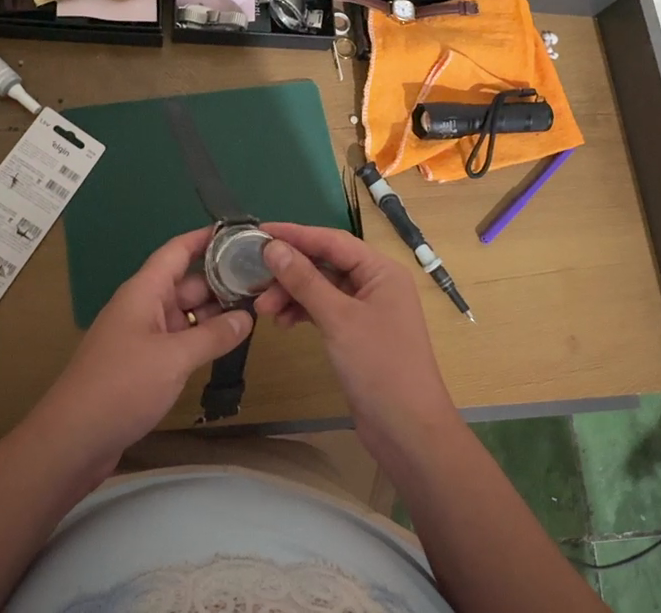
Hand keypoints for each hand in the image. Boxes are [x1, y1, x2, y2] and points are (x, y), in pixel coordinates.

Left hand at [29, 226, 253, 472]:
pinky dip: (200, 340)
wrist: (72, 441)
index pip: (177, 251)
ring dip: (214, 315)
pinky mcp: (142, 365)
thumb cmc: (122, 386)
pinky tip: (227, 346)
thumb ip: (214, 335)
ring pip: (184, 315)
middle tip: (264, 285)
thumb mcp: (174, 358)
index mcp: (144, 292)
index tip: (240, 232)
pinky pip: (177, 340)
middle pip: (187, 284)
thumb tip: (247, 317)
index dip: (205, 238)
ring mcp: (141, 337)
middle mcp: (142, 307)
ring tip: (256, 314)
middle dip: (222, 283)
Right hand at [253, 223, 460, 454]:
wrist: (407, 428)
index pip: (332, 241)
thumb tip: (273, 247)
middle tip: (253, 281)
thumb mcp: (338, 319)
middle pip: (326, 264)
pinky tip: (282, 323)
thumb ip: (305, 281)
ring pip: (322, 289)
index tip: (258, 232)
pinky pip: (325, 311)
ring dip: (293, 294)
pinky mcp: (357, 334)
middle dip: (290, 271)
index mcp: (381, 270)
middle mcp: (376, 283)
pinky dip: (303, 313)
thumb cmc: (379, 366)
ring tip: (263, 310)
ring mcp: (367, 310)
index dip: (295, 235)